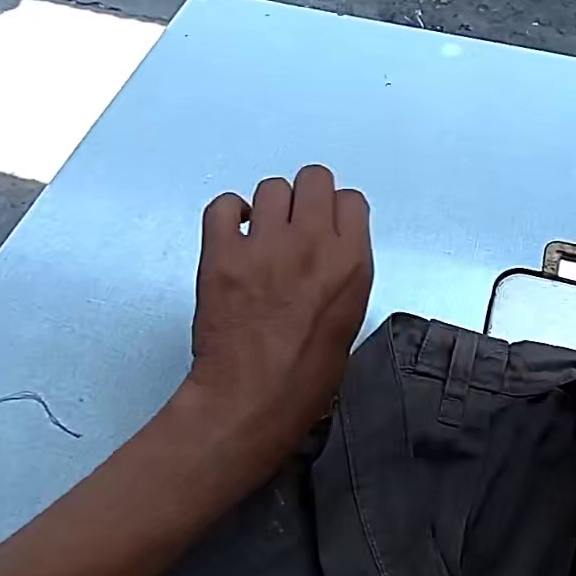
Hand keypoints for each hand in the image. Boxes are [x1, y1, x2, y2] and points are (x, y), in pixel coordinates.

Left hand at [184, 165, 372, 459]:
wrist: (252, 398)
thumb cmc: (303, 377)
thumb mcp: (349, 321)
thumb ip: (343, 274)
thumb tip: (328, 253)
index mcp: (350, 263)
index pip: (352, 200)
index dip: (338, 210)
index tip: (328, 221)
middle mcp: (311, 244)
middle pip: (313, 177)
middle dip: (306, 195)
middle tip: (296, 219)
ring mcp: (265, 245)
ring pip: (271, 187)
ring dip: (269, 206)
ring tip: (263, 232)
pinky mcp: (223, 253)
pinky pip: (223, 205)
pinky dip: (228, 214)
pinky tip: (233, 232)